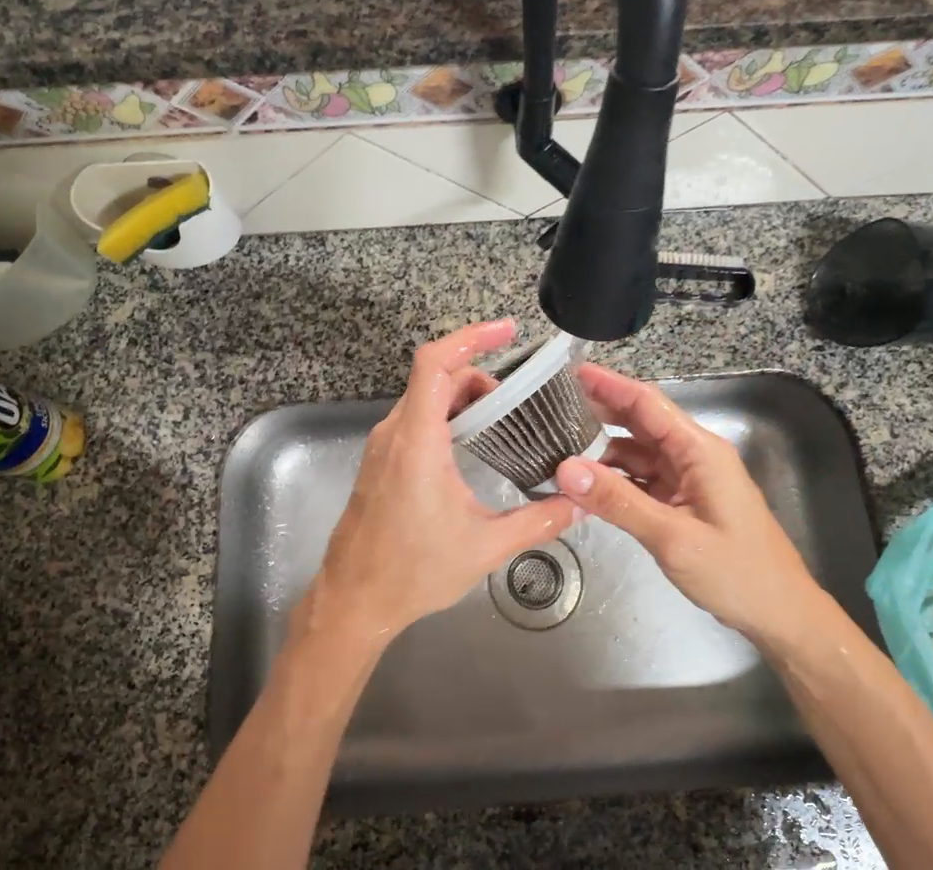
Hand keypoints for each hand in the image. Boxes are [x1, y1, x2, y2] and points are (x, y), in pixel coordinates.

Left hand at [301, 319, 577, 646]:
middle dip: (479, 376)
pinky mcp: (381, 464)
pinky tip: (473, 443)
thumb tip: (579, 504)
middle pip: (435, 378)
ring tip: (503, 418)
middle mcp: (395, 434)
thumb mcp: (485, 547)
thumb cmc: (413, 572)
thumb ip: (538, 521)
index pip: (435, 364)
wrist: (353, 600)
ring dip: (462, 397)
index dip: (471, 338)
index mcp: (418, 442)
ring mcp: (383, 448)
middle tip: (519, 396)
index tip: (506, 331)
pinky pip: (415, 421)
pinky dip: (446, 417)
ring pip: (424, 399)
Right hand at [553, 363, 817, 644]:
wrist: (780, 613)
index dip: (609, 384)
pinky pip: (642, 480)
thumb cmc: (736, 572)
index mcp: (699, 450)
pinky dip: (614, 480)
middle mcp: (693, 455)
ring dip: (601, 451)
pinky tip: (584, 485)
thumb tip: (565, 468)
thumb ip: (618, 501)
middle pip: (640, 422)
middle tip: (550, 406)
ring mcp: (688, 479)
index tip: (570, 371)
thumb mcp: (672, 537)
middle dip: (598, 411)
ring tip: (555, 447)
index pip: (647, 403)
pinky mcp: (683, 502)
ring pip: (637, 453)